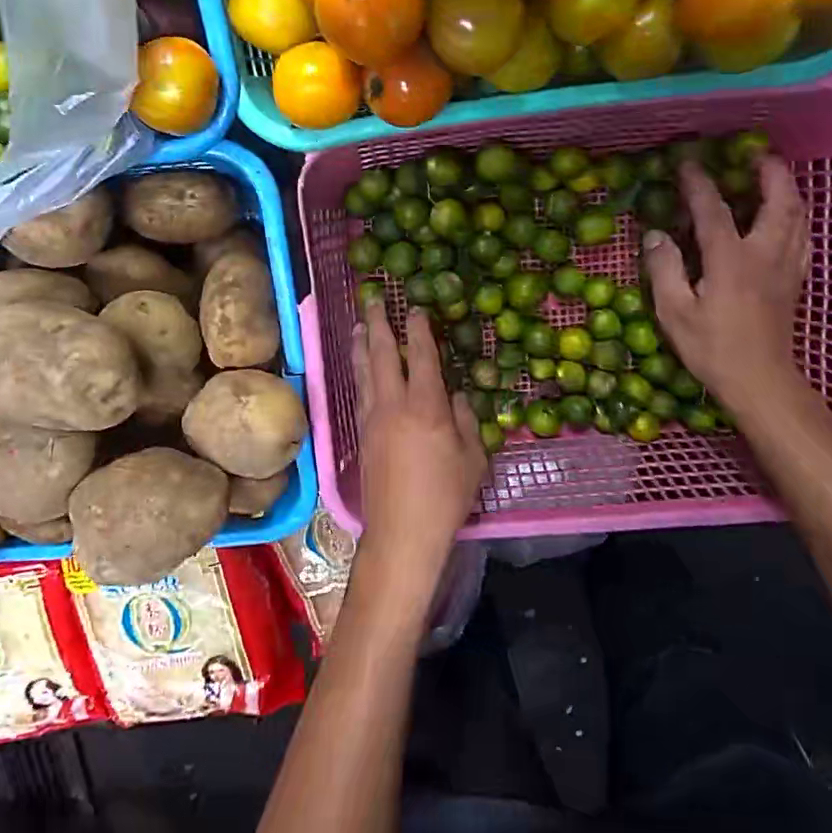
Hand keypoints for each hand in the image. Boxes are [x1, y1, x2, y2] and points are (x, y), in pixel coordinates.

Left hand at [351, 299, 486, 570]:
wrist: (402, 532)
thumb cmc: (445, 496)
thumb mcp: (473, 458)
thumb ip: (466, 421)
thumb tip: (459, 398)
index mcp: (426, 406)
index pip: (420, 356)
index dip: (418, 329)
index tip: (415, 308)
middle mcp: (393, 405)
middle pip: (381, 355)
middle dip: (378, 324)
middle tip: (373, 300)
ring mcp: (372, 419)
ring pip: (363, 372)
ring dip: (361, 345)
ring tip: (359, 325)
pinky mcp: (361, 436)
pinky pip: (359, 393)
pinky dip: (359, 372)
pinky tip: (360, 369)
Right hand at [642, 155, 809, 406]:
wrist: (760, 380)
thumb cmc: (711, 348)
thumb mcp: (674, 311)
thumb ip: (664, 269)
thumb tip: (656, 235)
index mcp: (731, 260)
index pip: (715, 210)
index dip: (699, 184)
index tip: (687, 164)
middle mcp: (765, 255)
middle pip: (779, 201)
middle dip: (769, 173)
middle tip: (756, 155)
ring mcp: (786, 267)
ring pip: (798, 216)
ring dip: (787, 190)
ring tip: (773, 177)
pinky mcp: (795, 281)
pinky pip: (803, 237)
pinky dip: (796, 217)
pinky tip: (787, 218)